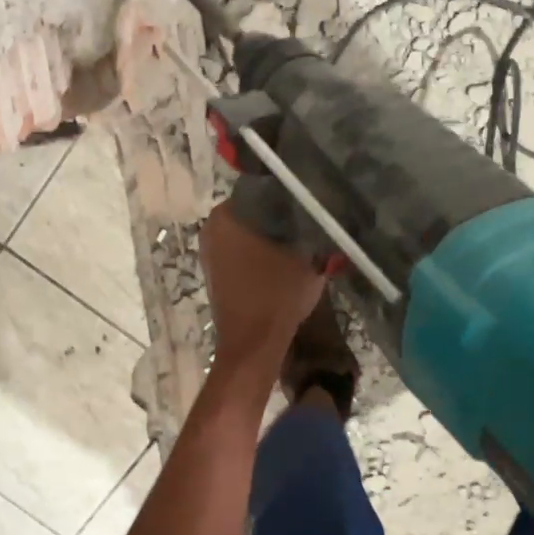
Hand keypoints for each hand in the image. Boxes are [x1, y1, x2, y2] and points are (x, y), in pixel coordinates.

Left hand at [199, 202, 325, 374]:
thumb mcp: (307, 255)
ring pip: (249, 234)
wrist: (253, 344)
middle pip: (255, 213)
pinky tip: (286, 262)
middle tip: (311, 224)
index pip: (262, 190)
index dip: (289, 196)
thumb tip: (324, 212)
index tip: (312, 204)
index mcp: (226, 215)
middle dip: (281, 217)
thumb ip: (313, 228)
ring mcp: (210, 253)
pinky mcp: (216, 275)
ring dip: (273, 238)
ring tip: (303, 243)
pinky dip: (262, 255)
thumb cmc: (277, 293)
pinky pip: (243, 254)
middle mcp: (211, 228)